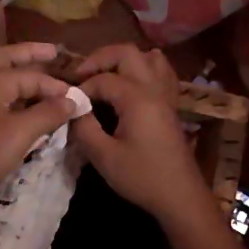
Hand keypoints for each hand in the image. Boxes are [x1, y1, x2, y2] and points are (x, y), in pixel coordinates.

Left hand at [0, 42, 78, 216]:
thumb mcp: (21, 133)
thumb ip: (49, 113)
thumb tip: (73, 101)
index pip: (31, 75)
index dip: (56, 86)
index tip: (79, 97)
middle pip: (6, 58)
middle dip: (30, 54)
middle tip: (54, 52)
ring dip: (20, 71)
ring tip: (43, 73)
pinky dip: (12, 92)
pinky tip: (26, 103)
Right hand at [71, 44, 214, 224]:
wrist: (180, 195)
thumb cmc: (142, 177)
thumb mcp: (104, 156)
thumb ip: (84, 128)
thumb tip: (72, 108)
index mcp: (137, 97)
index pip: (103, 78)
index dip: (82, 88)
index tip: (69, 104)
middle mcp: (154, 88)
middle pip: (127, 53)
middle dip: (101, 59)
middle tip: (82, 75)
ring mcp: (167, 95)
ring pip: (149, 58)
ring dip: (125, 61)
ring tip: (107, 76)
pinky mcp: (172, 106)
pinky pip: (162, 73)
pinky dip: (145, 70)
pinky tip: (132, 84)